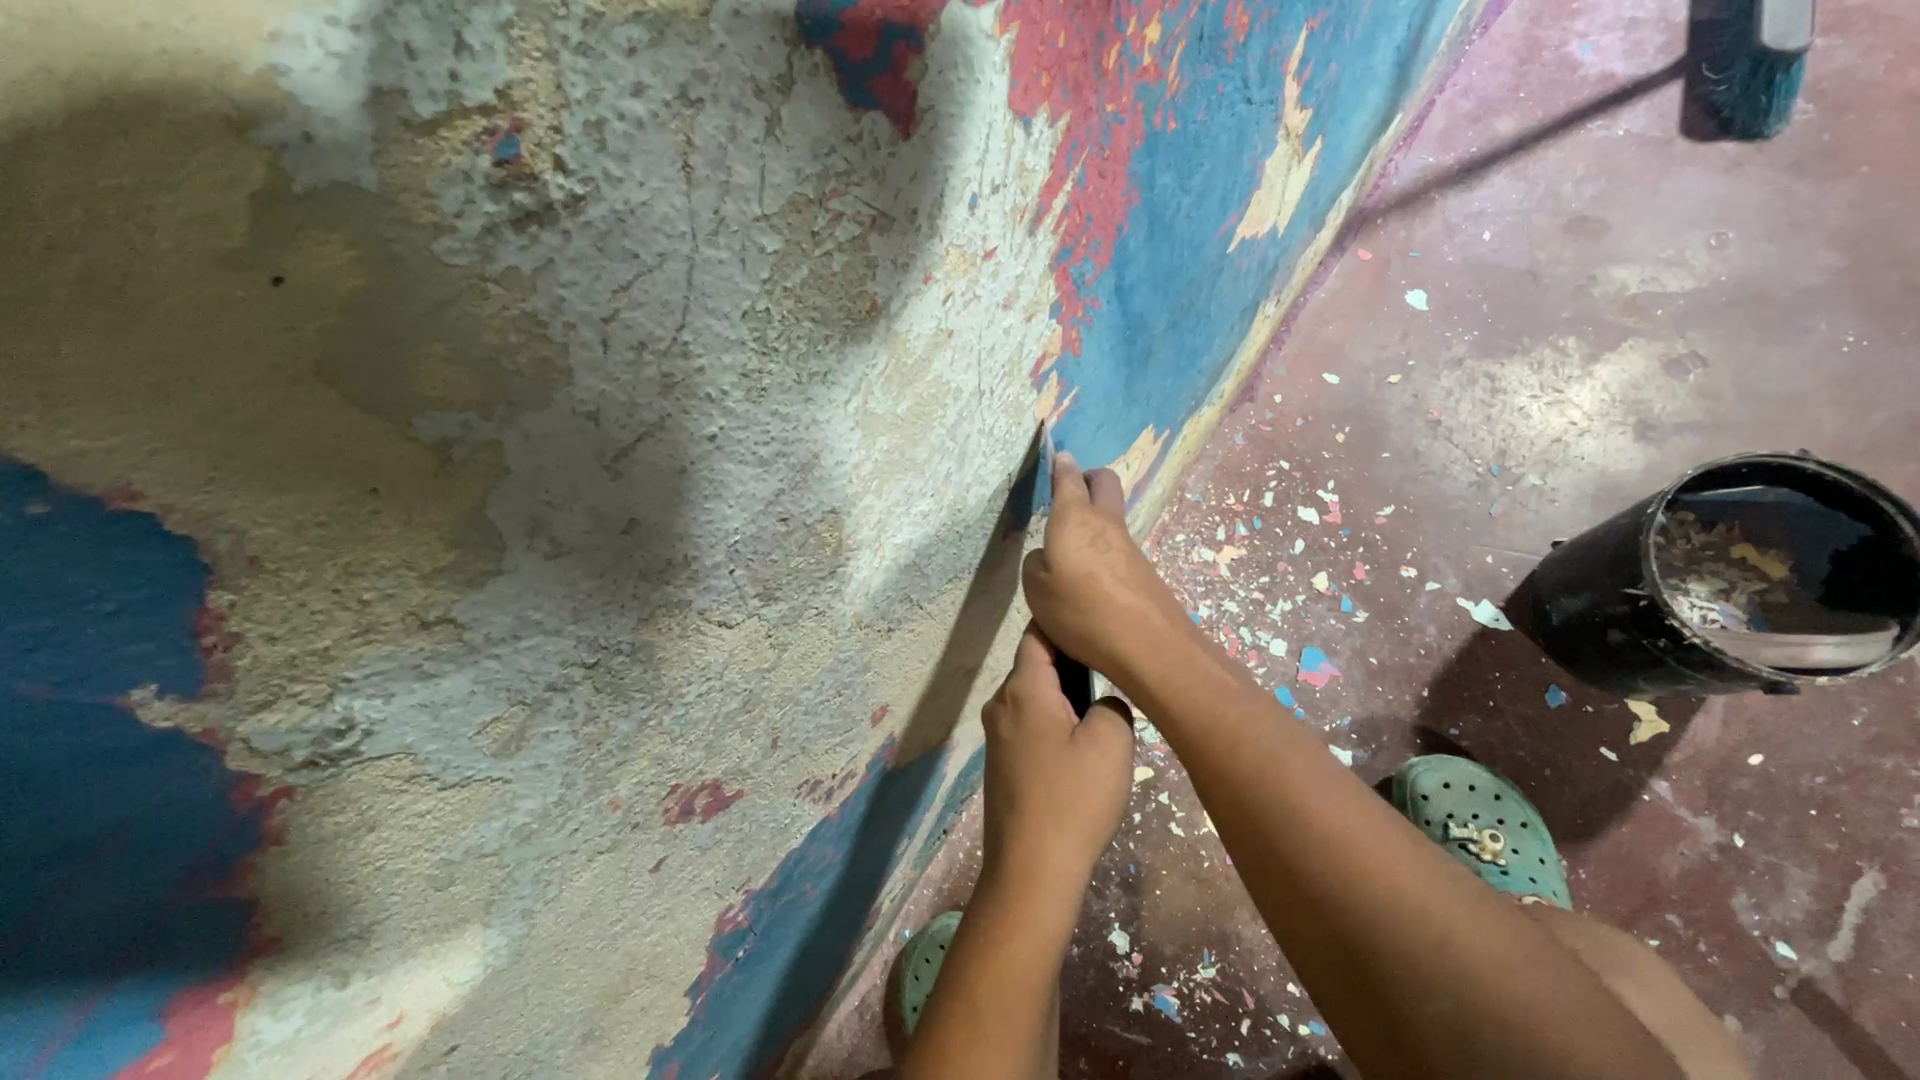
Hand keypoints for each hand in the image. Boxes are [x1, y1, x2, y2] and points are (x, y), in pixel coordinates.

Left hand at [979, 623, 1134, 891]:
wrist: (1032, 869)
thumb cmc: (1074, 798)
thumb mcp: (1112, 741)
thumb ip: (1112, 704)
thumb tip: (1100, 704)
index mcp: (1023, 688)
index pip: (1039, 633)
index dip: (1067, 624)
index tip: (1099, 625)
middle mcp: (1001, 704)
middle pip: (1036, 666)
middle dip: (1071, 664)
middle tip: (1114, 671)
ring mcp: (997, 736)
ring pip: (1035, 699)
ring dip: (1065, 699)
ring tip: (1102, 712)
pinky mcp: (1001, 764)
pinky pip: (1030, 726)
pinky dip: (1054, 725)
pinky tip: (1080, 748)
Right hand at [1022, 452, 1194, 687]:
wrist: (1148, 644)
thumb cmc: (1082, 611)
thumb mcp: (1036, 591)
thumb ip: (1037, 565)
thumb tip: (1049, 556)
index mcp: (1074, 519)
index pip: (1068, 479)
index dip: (1061, 466)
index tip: (1058, 456)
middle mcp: (1105, 523)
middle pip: (1104, 482)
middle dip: (1088, 478)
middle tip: (1071, 491)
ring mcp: (1129, 546)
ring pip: (1112, 516)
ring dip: (1095, 520)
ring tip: (1071, 550)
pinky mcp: (1142, 571)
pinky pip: (1118, 548)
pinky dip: (1103, 551)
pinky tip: (1090, 582)